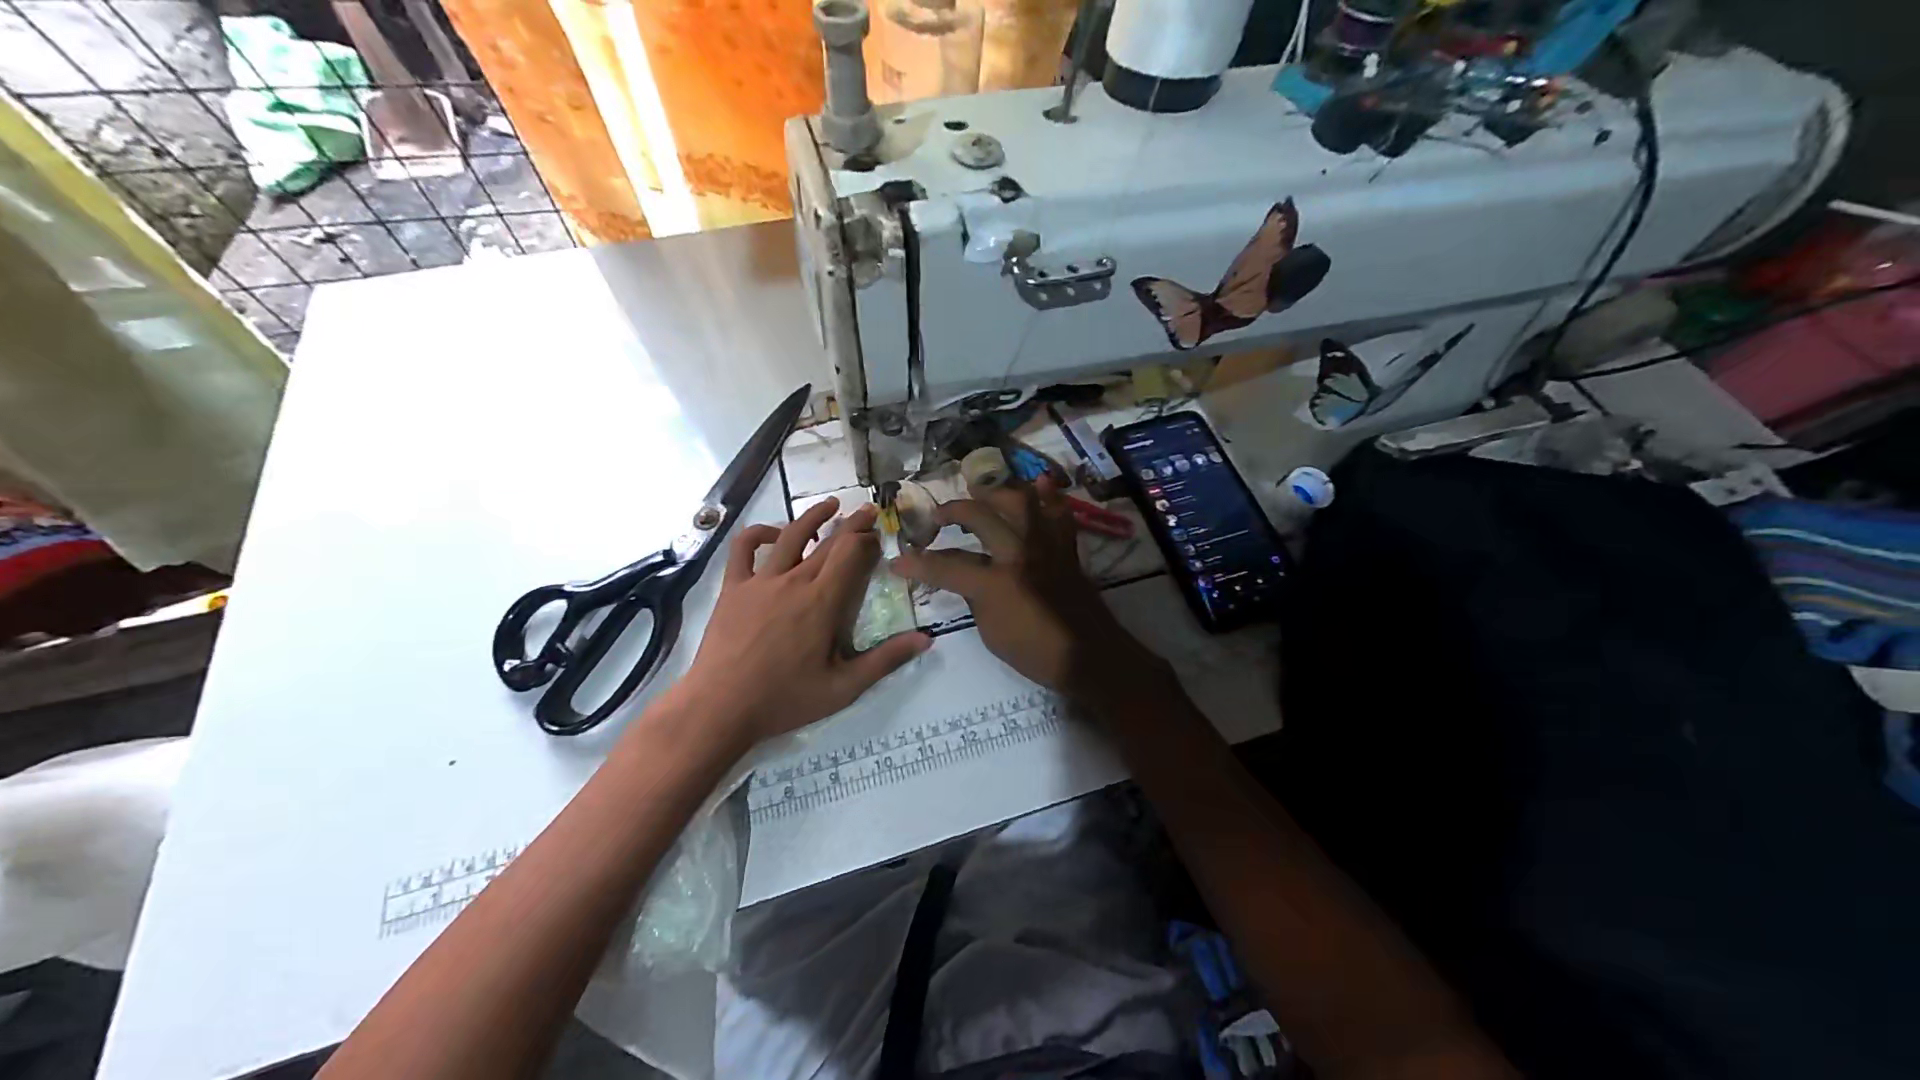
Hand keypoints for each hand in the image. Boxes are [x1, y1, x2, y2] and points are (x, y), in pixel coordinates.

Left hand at [675, 497, 930, 744]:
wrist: (720, 707)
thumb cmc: (785, 699)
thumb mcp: (844, 688)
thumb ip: (885, 660)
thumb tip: (927, 639)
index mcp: (822, 602)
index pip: (851, 554)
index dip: (867, 538)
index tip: (880, 533)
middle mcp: (793, 582)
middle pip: (828, 543)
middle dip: (852, 525)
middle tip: (867, 512)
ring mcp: (760, 581)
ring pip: (790, 536)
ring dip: (813, 517)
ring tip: (830, 505)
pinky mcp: (733, 588)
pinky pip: (744, 549)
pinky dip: (759, 533)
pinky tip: (774, 533)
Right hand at [891, 476, 1164, 692]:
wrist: (1089, 655)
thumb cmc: (1035, 652)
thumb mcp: (990, 632)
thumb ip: (974, 598)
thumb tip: (967, 578)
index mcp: (995, 582)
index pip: (946, 566)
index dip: (917, 564)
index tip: (898, 561)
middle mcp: (1018, 554)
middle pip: (980, 516)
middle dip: (952, 511)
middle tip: (938, 516)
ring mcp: (1045, 546)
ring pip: (1019, 501)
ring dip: (994, 493)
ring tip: (979, 493)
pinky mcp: (1065, 548)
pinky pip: (1058, 512)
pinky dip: (1049, 495)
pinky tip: (1040, 482)